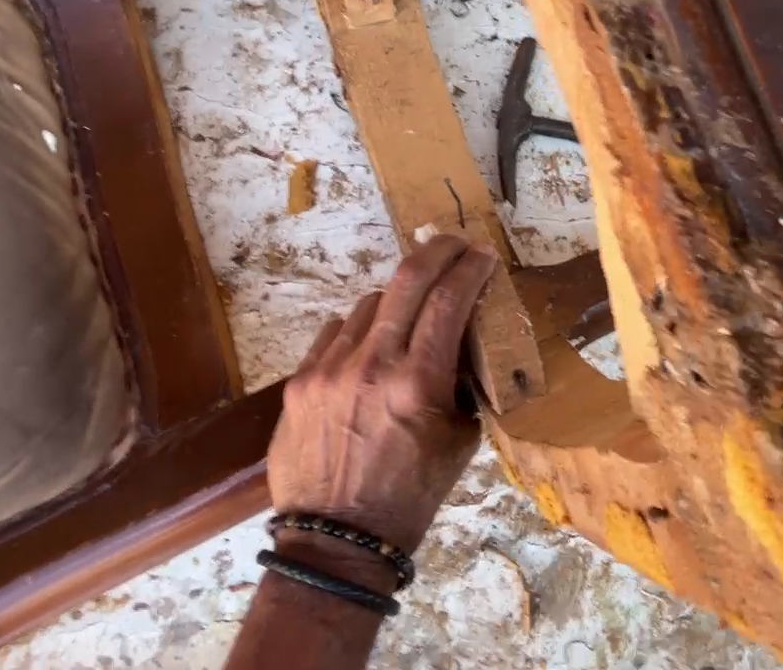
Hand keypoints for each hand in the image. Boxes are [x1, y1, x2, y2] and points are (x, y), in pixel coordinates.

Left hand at [267, 234, 497, 551]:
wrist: (338, 539)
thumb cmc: (413, 491)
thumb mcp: (461, 436)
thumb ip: (462, 380)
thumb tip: (462, 336)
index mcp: (419, 382)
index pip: (450, 299)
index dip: (472, 267)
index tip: (484, 254)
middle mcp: (372, 366)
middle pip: (408, 279)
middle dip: (438, 251)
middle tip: (455, 244)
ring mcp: (329, 370)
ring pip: (370, 303)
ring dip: (399, 298)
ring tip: (412, 312)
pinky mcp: (299, 382)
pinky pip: (336, 331)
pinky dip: (361, 328)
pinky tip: (370, 345)